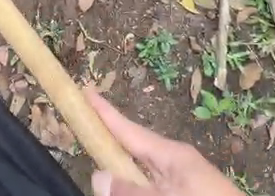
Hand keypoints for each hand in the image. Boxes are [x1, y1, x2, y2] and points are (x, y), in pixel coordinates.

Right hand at [88, 92, 240, 195]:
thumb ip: (132, 192)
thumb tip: (97, 176)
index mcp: (174, 156)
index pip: (128, 129)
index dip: (103, 112)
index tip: (83, 89)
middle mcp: (180, 167)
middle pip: (136, 156)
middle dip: (113, 151)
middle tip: (88, 137)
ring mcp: (190, 186)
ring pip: (148, 179)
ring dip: (131, 183)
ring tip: (111, 183)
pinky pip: (161, 190)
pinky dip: (146, 190)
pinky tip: (135, 192)